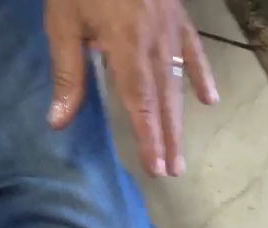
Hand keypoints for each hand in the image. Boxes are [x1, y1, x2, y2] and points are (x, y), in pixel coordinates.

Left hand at [45, 0, 217, 176]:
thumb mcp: (64, 21)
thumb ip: (67, 73)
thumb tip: (58, 123)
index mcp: (127, 49)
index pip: (140, 106)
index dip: (149, 139)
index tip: (155, 169)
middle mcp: (155, 44)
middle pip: (164, 101)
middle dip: (167, 138)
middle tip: (174, 172)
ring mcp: (170, 28)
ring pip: (179, 82)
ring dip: (180, 120)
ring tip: (182, 152)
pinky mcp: (177, 14)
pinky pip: (193, 50)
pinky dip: (201, 75)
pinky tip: (209, 99)